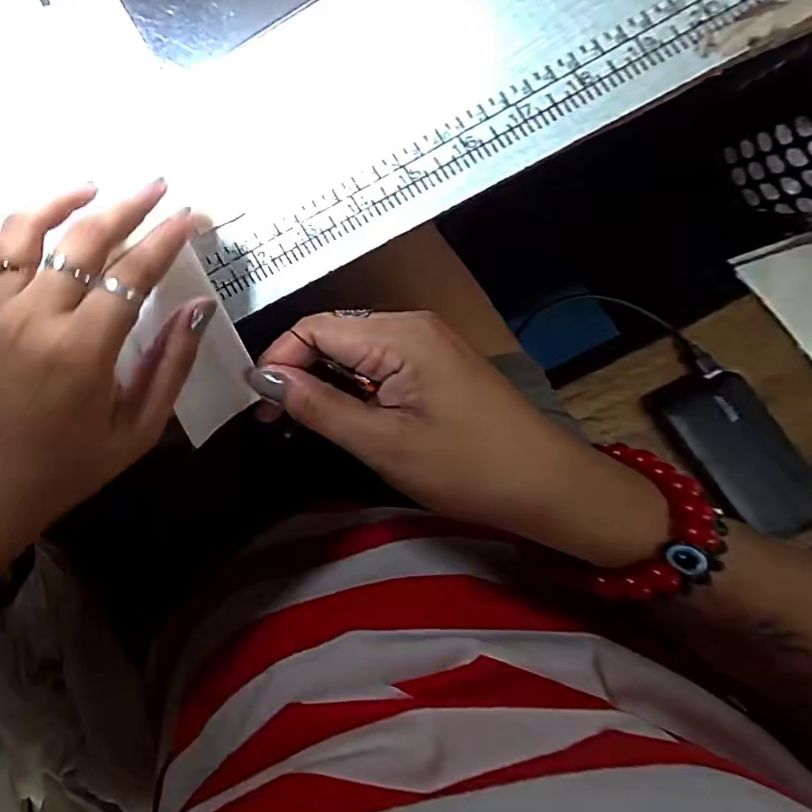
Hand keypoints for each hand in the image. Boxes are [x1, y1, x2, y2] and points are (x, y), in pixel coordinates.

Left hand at [0, 182, 216, 573]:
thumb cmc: (73, 465)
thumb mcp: (139, 427)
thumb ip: (171, 364)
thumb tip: (199, 307)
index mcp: (81, 349)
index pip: (132, 273)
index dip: (166, 239)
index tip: (190, 216)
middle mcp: (34, 319)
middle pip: (83, 241)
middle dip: (126, 207)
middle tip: (156, 187)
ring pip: (20, 237)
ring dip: (56, 204)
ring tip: (89, 190)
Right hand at [251, 311, 669, 566]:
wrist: (550, 486)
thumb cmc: (468, 468)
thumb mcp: (384, 443)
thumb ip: (320, 407)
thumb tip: (267, 380)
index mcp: (400, 335)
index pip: (315, 327)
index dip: (280, 360)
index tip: (260, 405)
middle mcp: (411, 325)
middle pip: (332, 333)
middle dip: (298, 370)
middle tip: (274, 418)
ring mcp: (426, 341)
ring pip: (353, 349)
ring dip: (323, 380)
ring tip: (303, 421)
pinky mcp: (434, 361)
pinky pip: (378, 362)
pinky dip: (352, 386)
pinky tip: (344, 415)